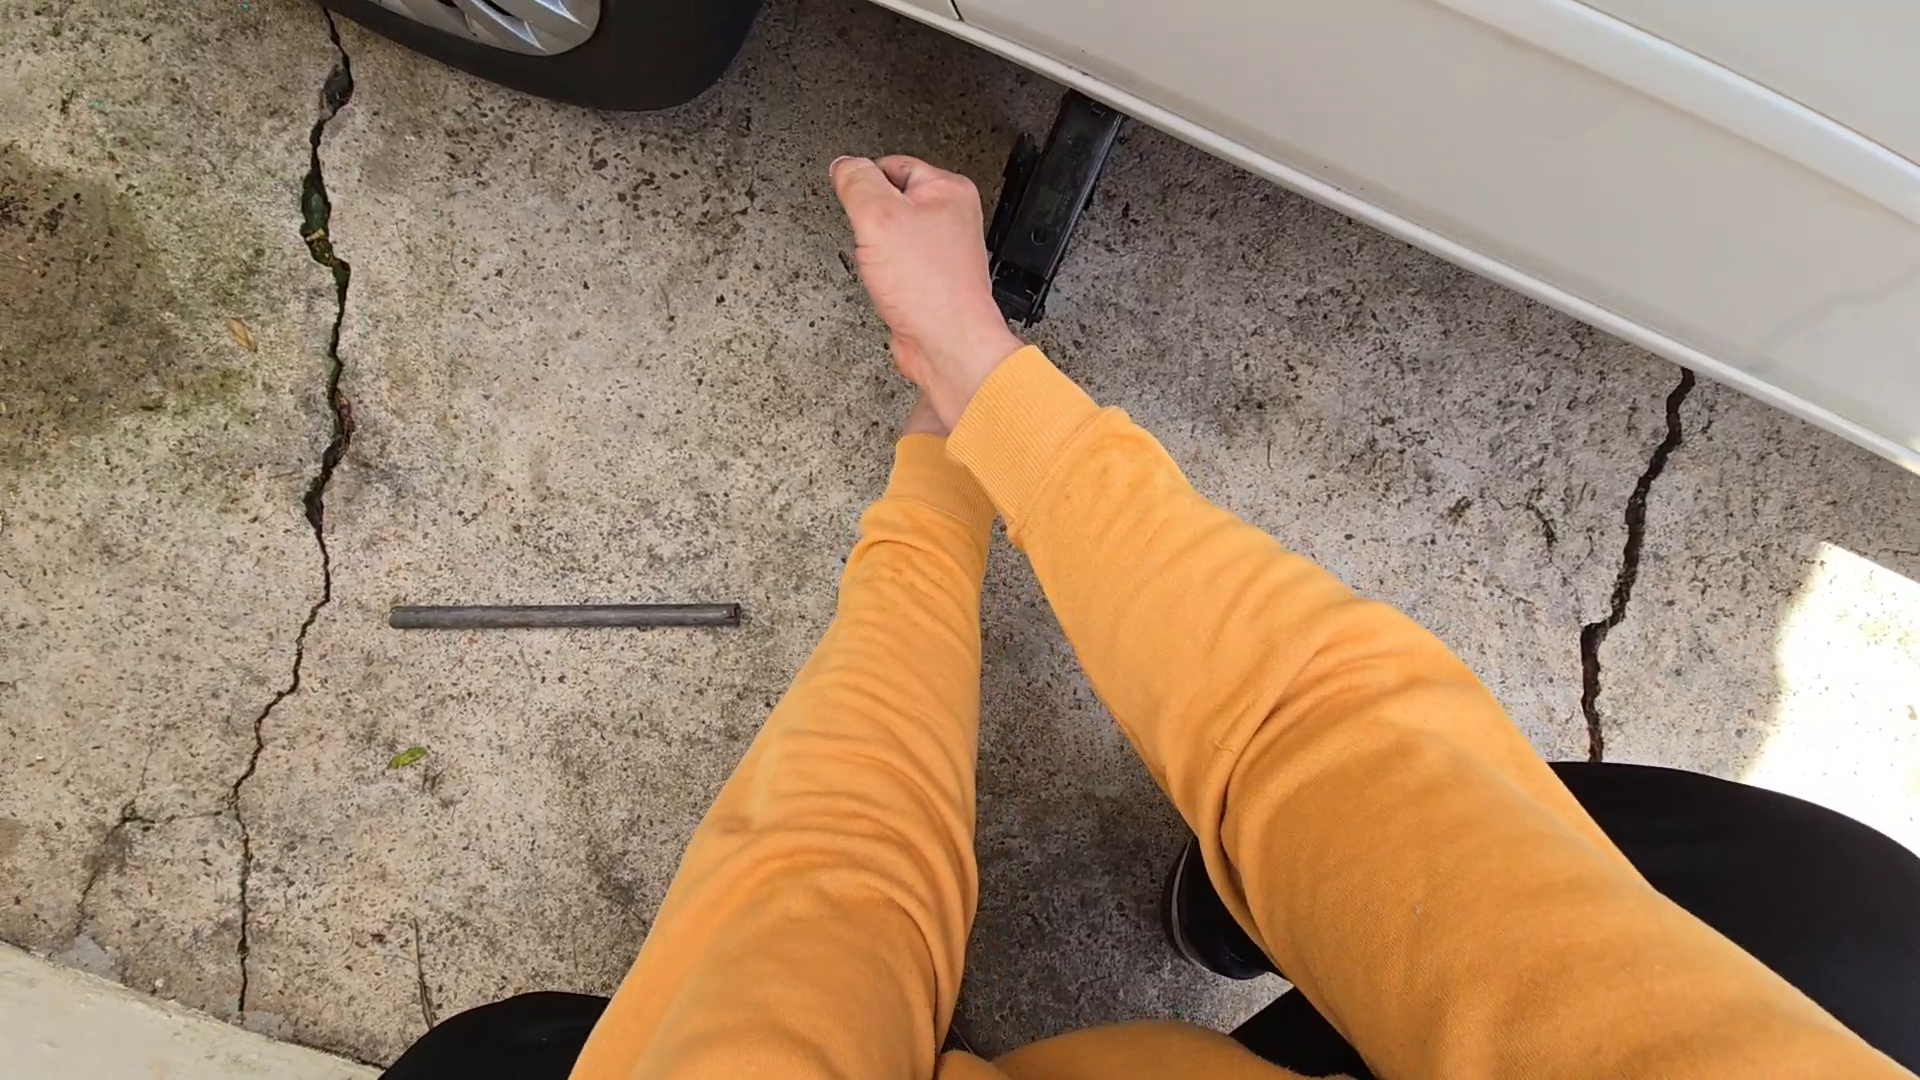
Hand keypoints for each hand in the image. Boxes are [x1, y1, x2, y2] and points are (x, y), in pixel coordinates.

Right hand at [831, 155, 1025, 428]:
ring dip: (877, 255)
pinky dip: (886, 280)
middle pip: (890, 205)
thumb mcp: (878, 217)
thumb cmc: (929, 288)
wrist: (947, 345)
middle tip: (873, 242)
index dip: (864, 184)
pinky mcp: (932, 284)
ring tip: (885, 271)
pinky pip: (897, 271)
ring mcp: (942, 254)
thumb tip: (843, 165)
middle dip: (871, 225)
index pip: (892, 165)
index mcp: (949, 191)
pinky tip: (890, 290)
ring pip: (891, 240)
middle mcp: (951, 220)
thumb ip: (857, 183)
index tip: (852, 199)